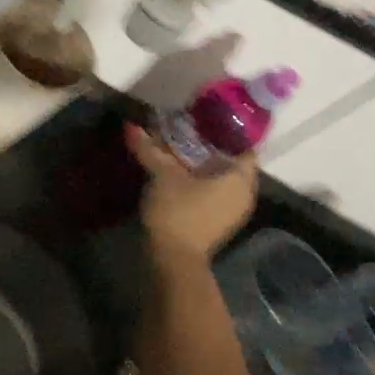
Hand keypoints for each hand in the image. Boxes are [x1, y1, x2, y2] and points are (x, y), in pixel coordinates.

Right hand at [126, 122, 257, 260]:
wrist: (173, 258)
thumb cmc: (178, 210)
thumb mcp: (162, 174)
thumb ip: (149, 148)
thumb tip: (130, 125)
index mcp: (240, 178)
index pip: (244, 145)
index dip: (227, 129)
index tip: (206, 116)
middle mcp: (243, 193)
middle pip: (231, 160)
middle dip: (209, 144)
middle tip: (186, 127)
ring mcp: (231, 209)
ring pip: (221, 177)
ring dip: (202, 163)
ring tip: (177, 146)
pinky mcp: (217, 220)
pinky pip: (213, 190)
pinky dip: (199, 179)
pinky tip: (178, 171)